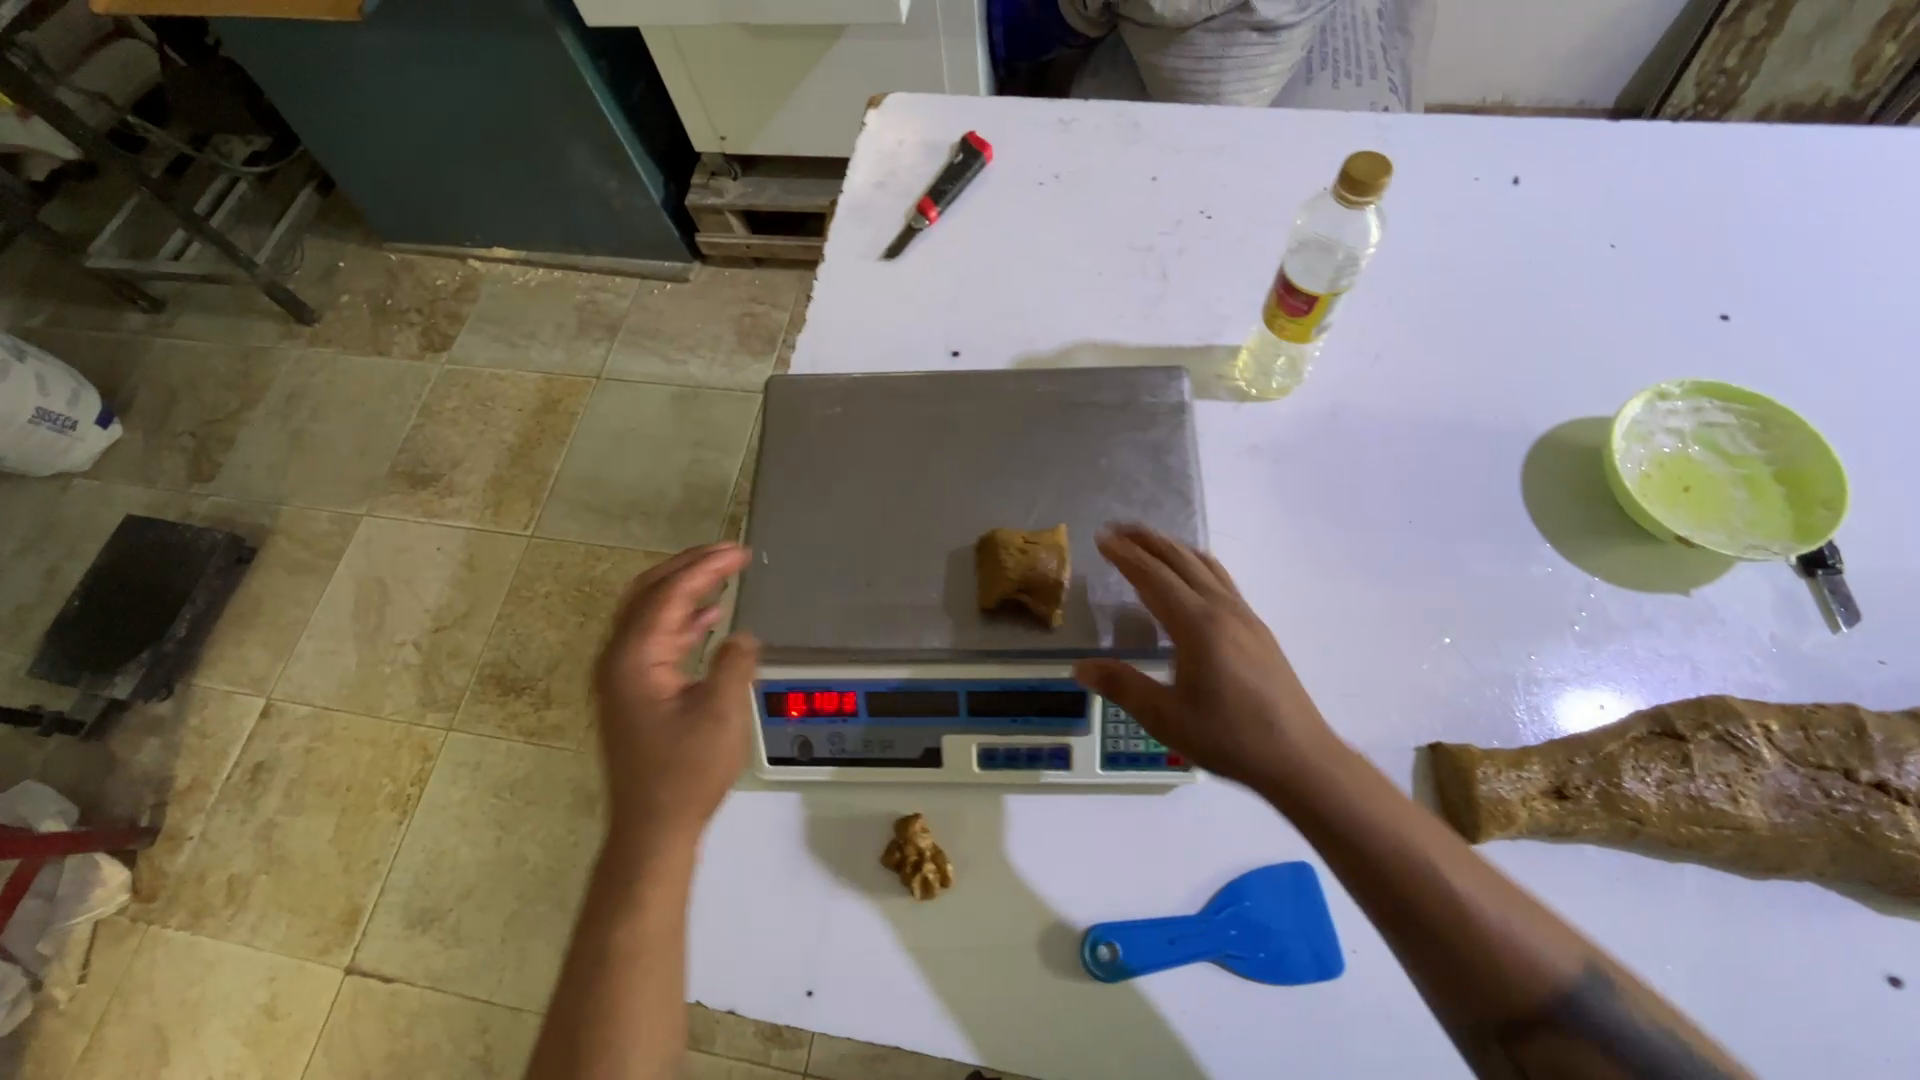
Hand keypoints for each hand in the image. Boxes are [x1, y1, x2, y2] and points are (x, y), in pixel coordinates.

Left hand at [594, 544, 758, 848]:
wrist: (652, 828)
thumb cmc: (684, 775)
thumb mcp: (720, 714)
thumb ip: (733, 664)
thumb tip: (741, 636)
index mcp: (633, 658)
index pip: (668, 595)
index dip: (705, 568)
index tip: (739, 552)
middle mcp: (619, 659)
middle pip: (648, 594)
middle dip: (689, 568)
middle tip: (729, 553)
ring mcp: (623, 677)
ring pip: (650, 614)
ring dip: (685, 591)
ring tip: (723, 574)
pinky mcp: (634, 693)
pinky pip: (657, 639)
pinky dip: (683, 621)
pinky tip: (710, 618)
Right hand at [1072, 525, 1339, 789]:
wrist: (1298, 757)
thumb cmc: (1229, 737)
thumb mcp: (1165, 717)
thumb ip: (1123, 686)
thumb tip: (1081, 667)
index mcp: (1197, 625)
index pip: (1154, 578)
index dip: (1126, 556)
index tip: (1102, 538)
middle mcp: (1222, 610)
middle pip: (1181, 561)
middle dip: (1148, 541)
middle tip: (1118, 529)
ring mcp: (1245, 617)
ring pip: (1206, 567)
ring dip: (1174, 549)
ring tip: (1150, 544)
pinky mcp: (1258, 631)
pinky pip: (1221, 582)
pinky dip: (1197, 566)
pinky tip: (1193, 579)